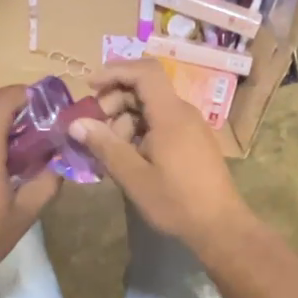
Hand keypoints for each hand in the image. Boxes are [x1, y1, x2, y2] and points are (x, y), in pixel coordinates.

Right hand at [67, 59, 254, 245]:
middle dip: (114, 101)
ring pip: (151, 108)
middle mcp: (183, 112)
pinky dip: (140, 131)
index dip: (115, 71)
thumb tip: (76, 124)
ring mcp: (191, 126)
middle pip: (144, 89)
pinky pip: (161, 123)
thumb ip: (105, 146)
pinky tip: (128, 157)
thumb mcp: (133, 176)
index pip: (144, 72)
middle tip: (95, 129)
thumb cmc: (176, 201)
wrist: (221, 227)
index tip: (89, 86)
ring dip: (125, 120)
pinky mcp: (193, 141)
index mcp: (170, 114)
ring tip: (110, 150)